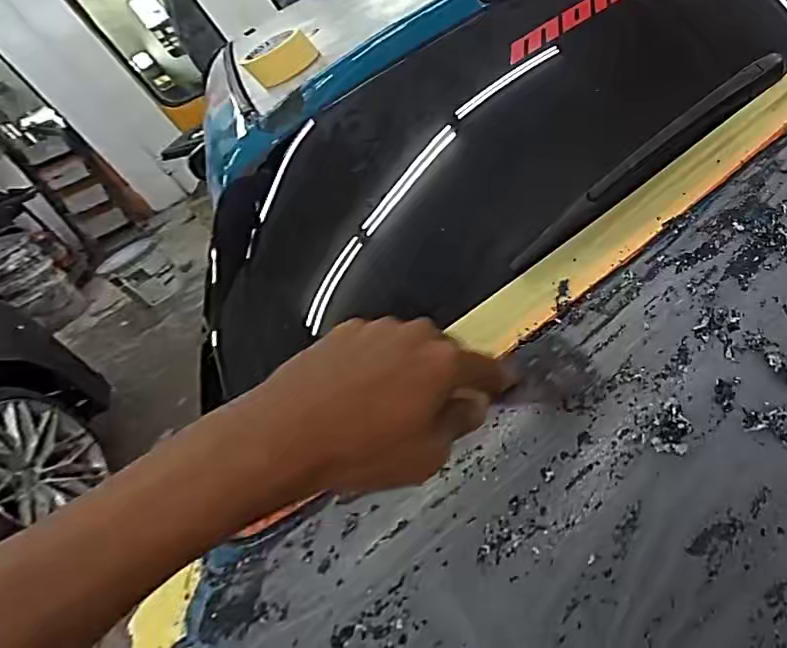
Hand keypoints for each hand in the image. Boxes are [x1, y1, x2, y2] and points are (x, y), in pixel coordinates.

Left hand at [231, 317, 513, 495]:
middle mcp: (414, 336)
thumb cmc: (351, 448)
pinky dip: (373, 366)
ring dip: (404, 372)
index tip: (504, 381)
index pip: (484, 367)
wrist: (282, 435)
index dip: (498, 378)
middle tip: (427, 414)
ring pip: (407, 349)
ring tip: (379, 413)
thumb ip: (457, 425)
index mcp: (442, 363)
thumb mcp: (424, 456)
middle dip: (441, 380)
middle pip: (444, 355)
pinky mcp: (347, 331)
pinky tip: (355, 399)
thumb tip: (467, 410)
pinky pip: (375, 346)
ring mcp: (378, 329)